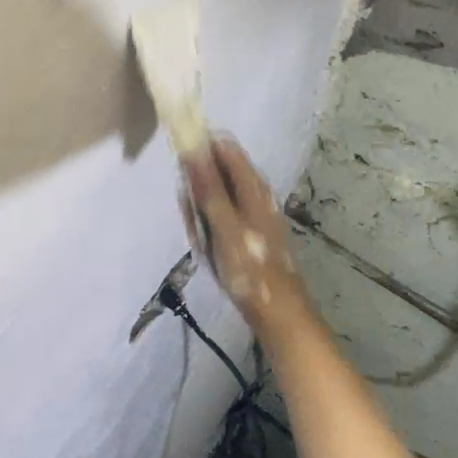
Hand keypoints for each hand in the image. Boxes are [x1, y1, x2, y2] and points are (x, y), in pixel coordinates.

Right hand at [181, 137, 308, 332]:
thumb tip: (192, 145)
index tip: (180, 167)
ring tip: (201, 238)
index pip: (224, 145)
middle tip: (192, 216)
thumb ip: (207, 185)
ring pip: (218, 194)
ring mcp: (256, 210)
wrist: (277, 312)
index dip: (199, 148)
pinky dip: (210, 225)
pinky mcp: (252, 228)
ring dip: (201, 210)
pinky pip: (222, 214)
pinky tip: (209, 247)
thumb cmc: (248, 267)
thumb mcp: (222, 225)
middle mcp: (257, 191)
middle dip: (198, 186)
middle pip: (219, 169)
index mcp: (253, 185)